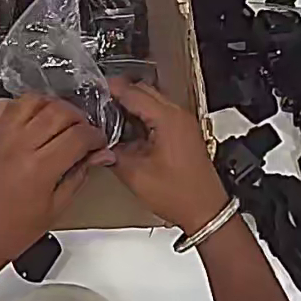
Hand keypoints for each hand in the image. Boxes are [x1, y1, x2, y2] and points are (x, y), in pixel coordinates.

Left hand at [0, 95, 112, 273]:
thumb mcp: (56, 208)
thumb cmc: (14, 229)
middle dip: (79, 118)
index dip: (95, 136)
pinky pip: (5, 105)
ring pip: (33, 100)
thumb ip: (79, 175)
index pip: (78, 135)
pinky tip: (32, 120)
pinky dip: (23, 106)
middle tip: (84, 131)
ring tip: (60, 121)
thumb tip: (100, 155)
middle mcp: (18, 146)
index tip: (99, 143)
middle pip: (59, 111)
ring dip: (52, 106)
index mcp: (39, 168)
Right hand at [106, 78, 230, 232]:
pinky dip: (144, 117)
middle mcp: (179, 115)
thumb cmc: (180, 195)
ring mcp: (184, 123)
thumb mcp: (136, 175)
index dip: (111, 89)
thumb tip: (100, 143)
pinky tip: (129, 132)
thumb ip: (114, 153)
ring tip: (110, 118)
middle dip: (121, 95)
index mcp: (168, 119)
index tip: (94, 89)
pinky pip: (161, 115)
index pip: (134, 92)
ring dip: (132, 106)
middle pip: (145, 91)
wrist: (206, 210)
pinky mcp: (184, 133)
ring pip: (153, 102)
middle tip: (99, 103)